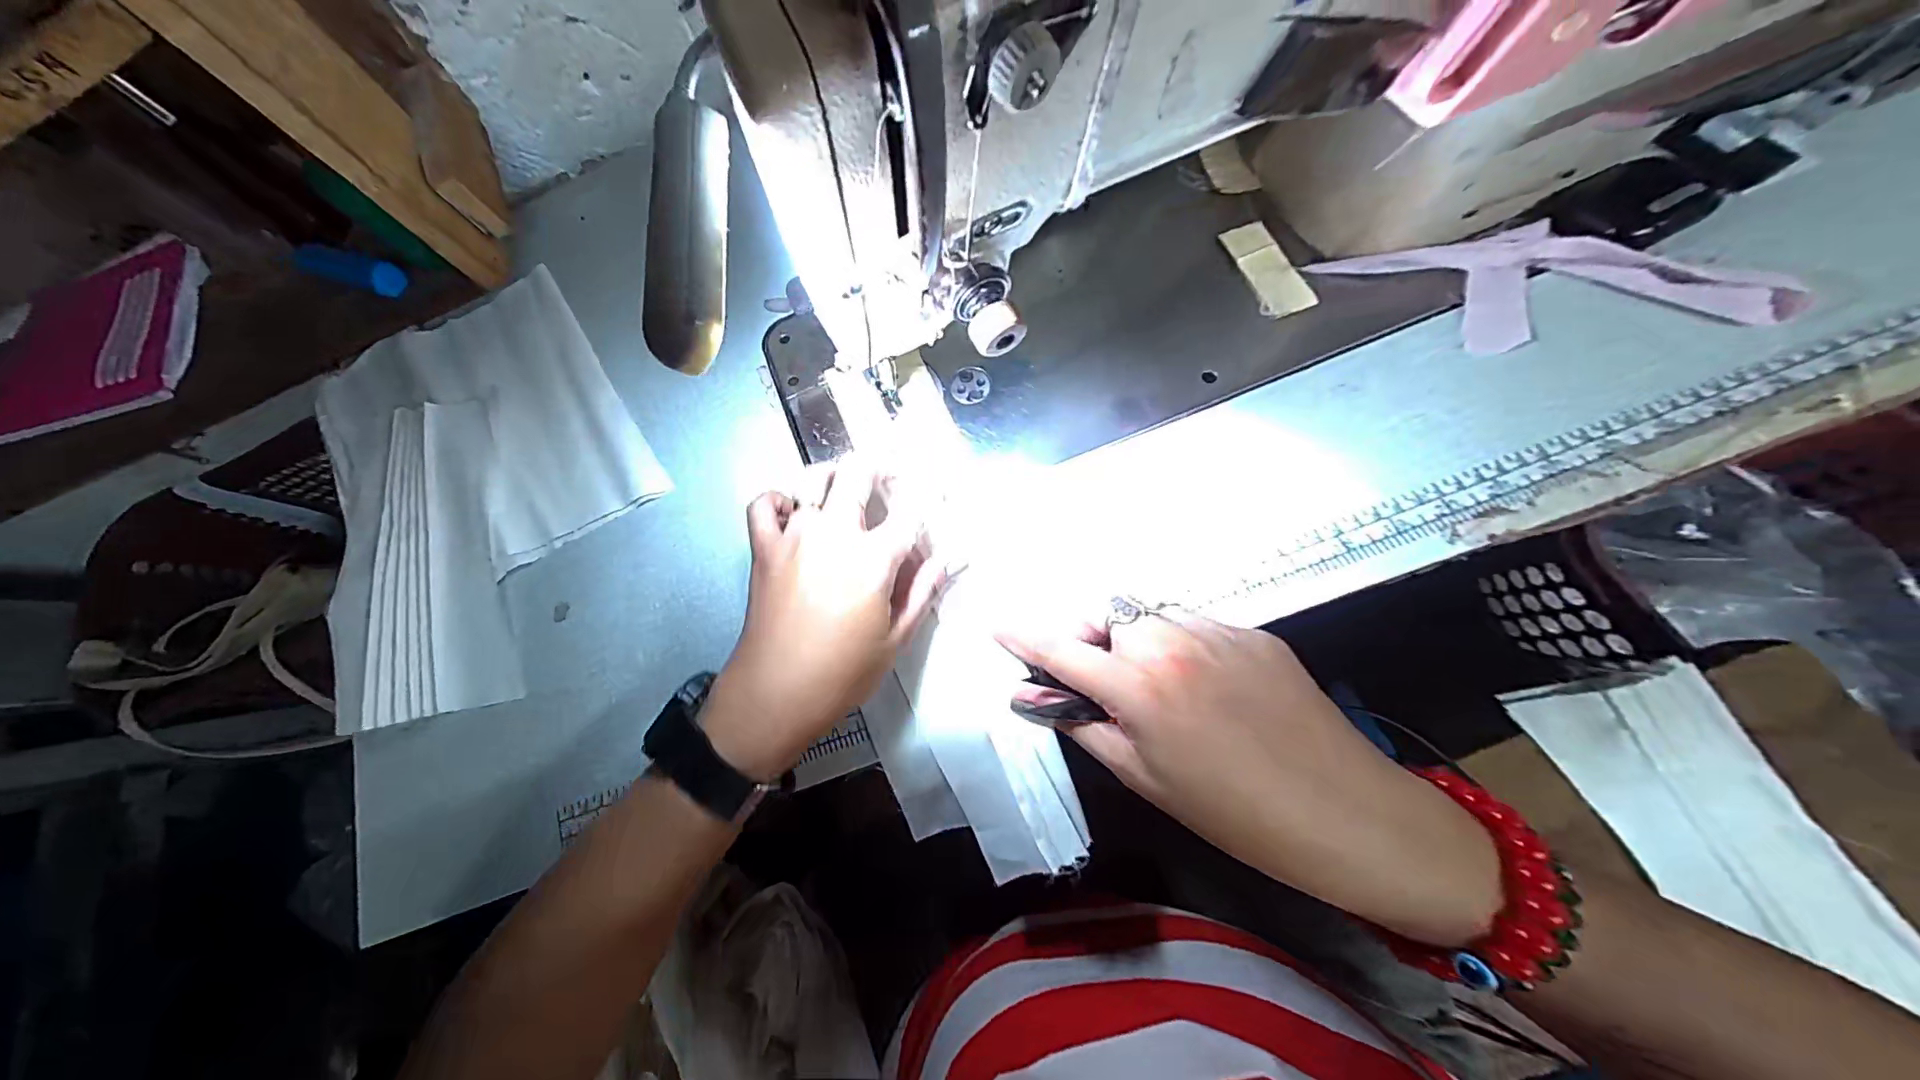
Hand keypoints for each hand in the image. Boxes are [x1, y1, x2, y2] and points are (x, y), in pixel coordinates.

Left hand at [702, 458, 944, 781]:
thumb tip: (948, 559)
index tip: (932, 497)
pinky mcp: (763, 547)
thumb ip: (923, 590)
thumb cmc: (842, 673)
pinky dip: (779, 500)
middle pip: (859, 472)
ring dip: (835, 478)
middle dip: (881, 467)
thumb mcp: (896, 638)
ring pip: (813, 480)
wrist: (775, 693)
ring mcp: (794, 536)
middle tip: (890, 482)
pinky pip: (764, 504)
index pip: (910, 509)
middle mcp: (834, 534)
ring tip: (846, 493)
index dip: (927, 497)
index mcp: (874, 558)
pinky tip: (793, 512)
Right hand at [996, 610, 1501, 946]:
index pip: (1063, 650)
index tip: (1000, 625)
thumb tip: (1048, 699)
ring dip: (1140, 638)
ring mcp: (1218, 631)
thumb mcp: (1145, 778)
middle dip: (1095, 637)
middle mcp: (1172, 643)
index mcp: (1139, 688)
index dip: (1026, 638)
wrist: (1346, 812)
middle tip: (1103, 675)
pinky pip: (1198, 623)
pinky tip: (1206, 683)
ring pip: (1154, 614)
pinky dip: (1183, 643)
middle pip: (1110, 617)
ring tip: (1160, 682)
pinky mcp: (1255, 633)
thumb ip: (1090, 728)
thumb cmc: (1232, 813)